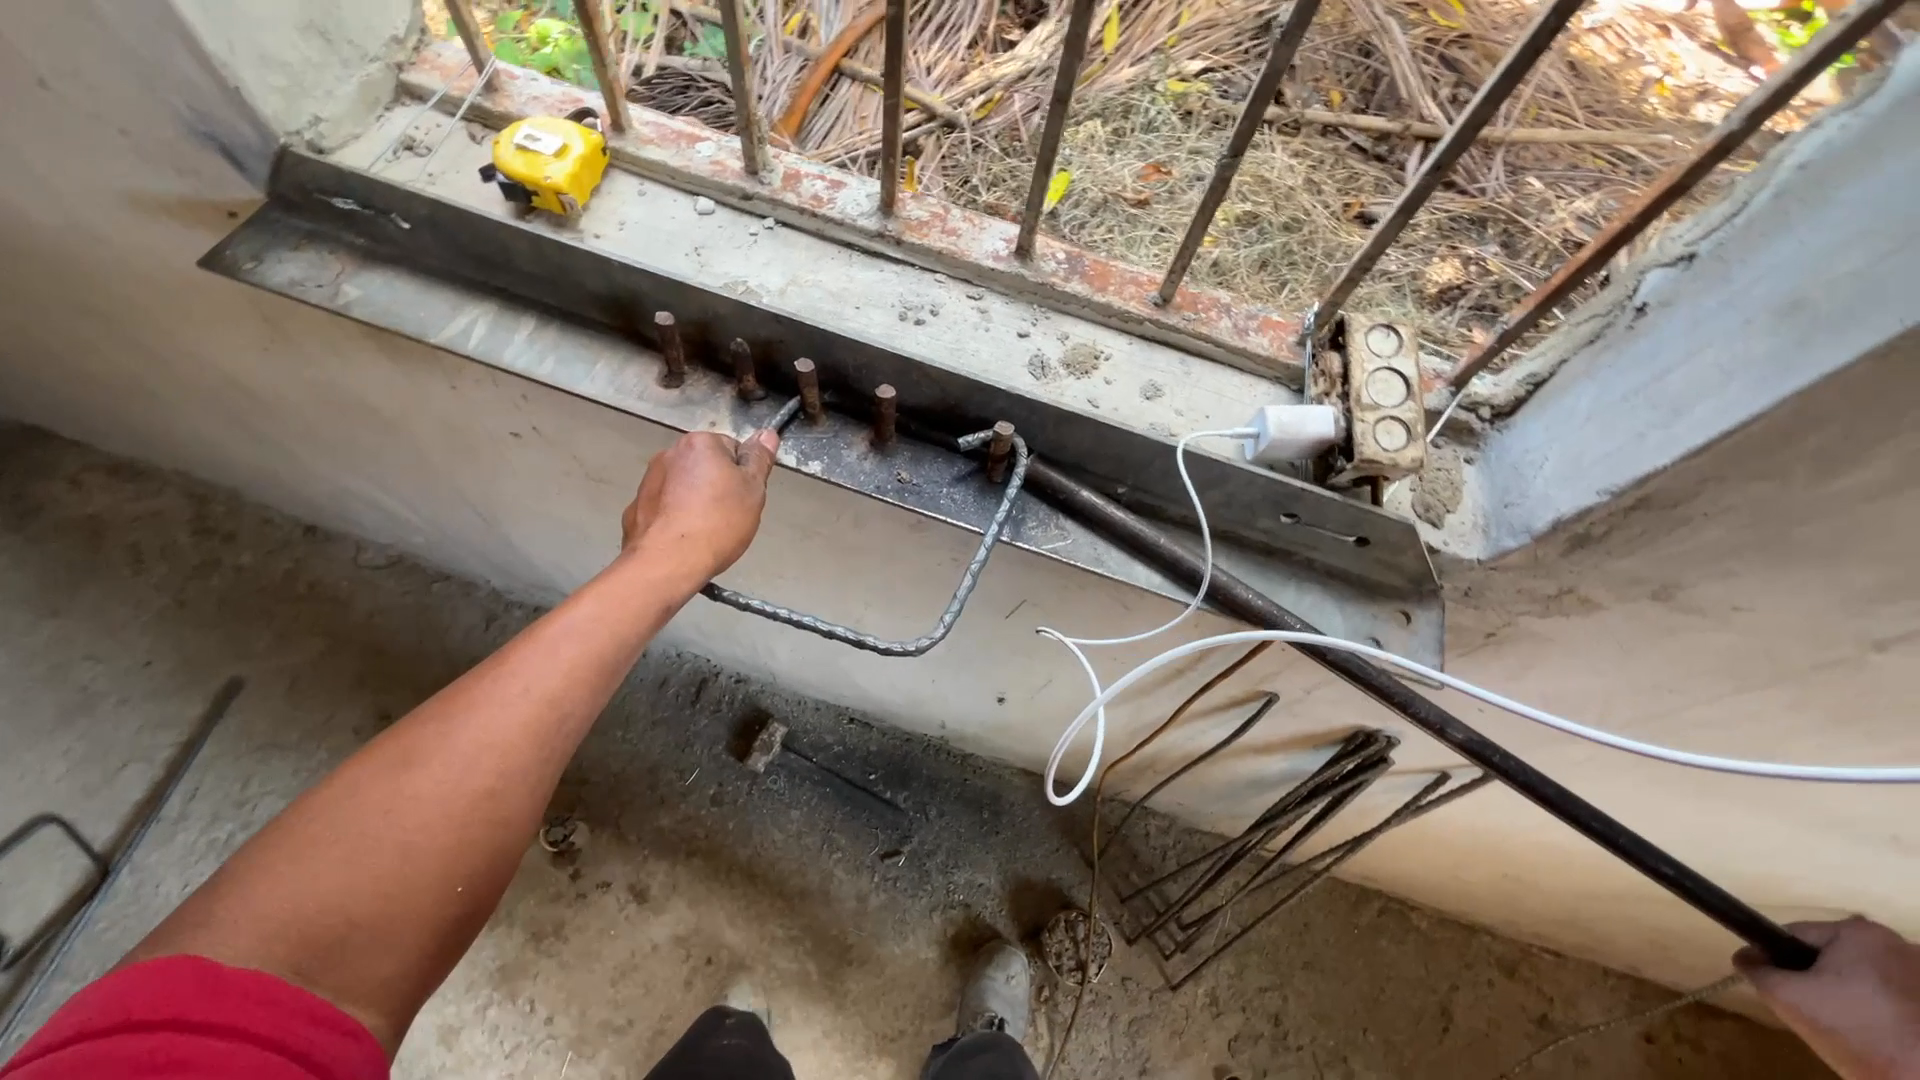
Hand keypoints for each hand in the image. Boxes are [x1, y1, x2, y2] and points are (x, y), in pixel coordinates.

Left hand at [620, 429, 778, 582]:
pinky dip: (674, 517)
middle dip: (717, 486)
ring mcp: (649, 480)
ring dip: (695, 501)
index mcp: (700, 444)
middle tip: (728, 514)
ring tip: (706, 530)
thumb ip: (759, 459)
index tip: (744, 498)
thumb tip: (767, 435)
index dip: (743, 475)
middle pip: (705, 465)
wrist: (668, 562)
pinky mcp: (636, 506)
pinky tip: (684, 537)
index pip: (733, 449)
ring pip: (683, 486)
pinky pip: (664, 506)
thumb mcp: (753, 490)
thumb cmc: (716, 524)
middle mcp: (669, 454)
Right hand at [1737, 917, 1919, 1078]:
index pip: (1794, 935)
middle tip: (1818, 1012)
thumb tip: (1746, 957)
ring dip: (1850, 995)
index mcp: (1860, 933)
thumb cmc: (1856, 1031)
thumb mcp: (1786, 997)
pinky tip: (1882, 1033)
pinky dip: (1880, 1009)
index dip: (1778, 960)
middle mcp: (1898, 943)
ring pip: (1863, 976)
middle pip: (1833, 956)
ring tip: (1853, 1027)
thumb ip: (1755, 968)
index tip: (1783, 989)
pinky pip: (1892, 993)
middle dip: (1818, 980)